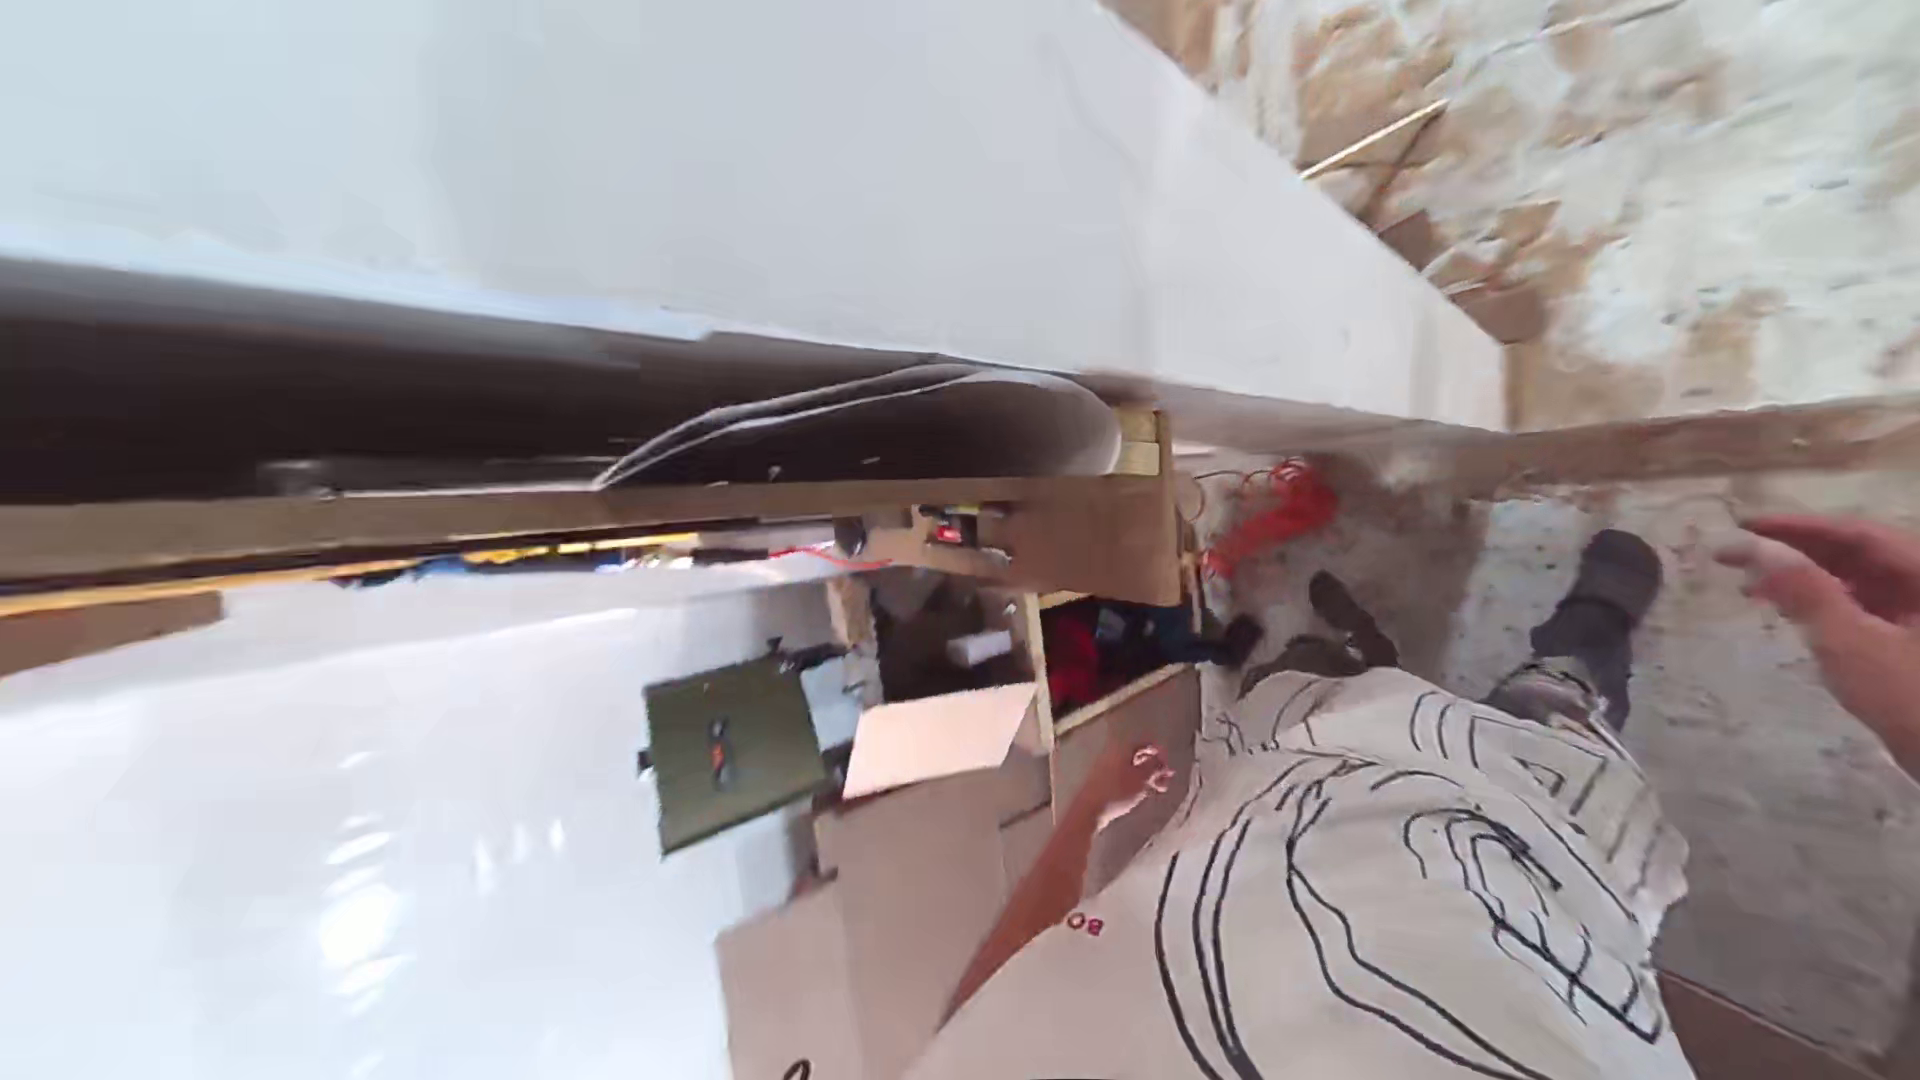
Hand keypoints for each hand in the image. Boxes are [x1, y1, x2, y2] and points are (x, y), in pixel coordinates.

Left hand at [1070, 741, 1175, 829]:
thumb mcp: (1141, 778)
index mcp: (1121, 749)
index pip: (1143, 743)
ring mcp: (1108, 768)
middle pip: (1138, 756)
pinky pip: (1126, 777)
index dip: (1158, 751)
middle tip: (1168, 777)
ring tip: (1162, 788)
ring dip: (1149, 776)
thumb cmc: (1118, 791)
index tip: (1168, 762)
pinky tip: (1146, 792)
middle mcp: (1114, 754)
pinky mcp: (1106, 782)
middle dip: (1155, 765)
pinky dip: (1139, 782)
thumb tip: (1161, 759)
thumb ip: (1154, 767)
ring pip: (1133, 768)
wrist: (1090, 808)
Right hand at [1715, 515, 1919, 776]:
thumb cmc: (1914, 697)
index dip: (1802, 526)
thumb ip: (1804, 590)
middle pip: (1863, 553)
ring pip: (1861, 576)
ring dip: (1801, 573)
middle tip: (1730, 553)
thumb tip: (1754, 546)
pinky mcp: (1916, 634)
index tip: (1741, 526)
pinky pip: (1865, 600)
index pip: (1865, 535)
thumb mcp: (1850, 642)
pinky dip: (1820, 596)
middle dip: (1794, 549)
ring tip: (1748, 582)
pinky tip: (1785, 606)